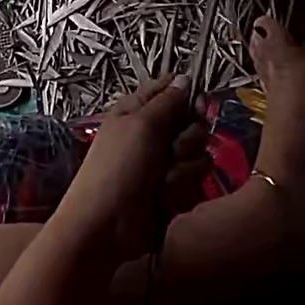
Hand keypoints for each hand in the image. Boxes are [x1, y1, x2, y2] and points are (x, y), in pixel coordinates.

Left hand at [53, 75, 208, 263]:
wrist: (106, 228)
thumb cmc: (118, 168)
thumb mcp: (141, 125)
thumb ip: (167, 100)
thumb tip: (184, 77)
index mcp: (138, 109)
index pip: (172, 89)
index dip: (188, 95)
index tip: (196, 107)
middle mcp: (153, 131)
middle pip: (193, 120)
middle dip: (188, 137)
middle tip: (172, 150)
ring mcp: (164, 160)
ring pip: (198, 150)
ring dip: (184, 166)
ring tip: (163, 179)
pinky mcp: (174, 186)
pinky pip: (196, 176)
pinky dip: (183, 185)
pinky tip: (166, 195)